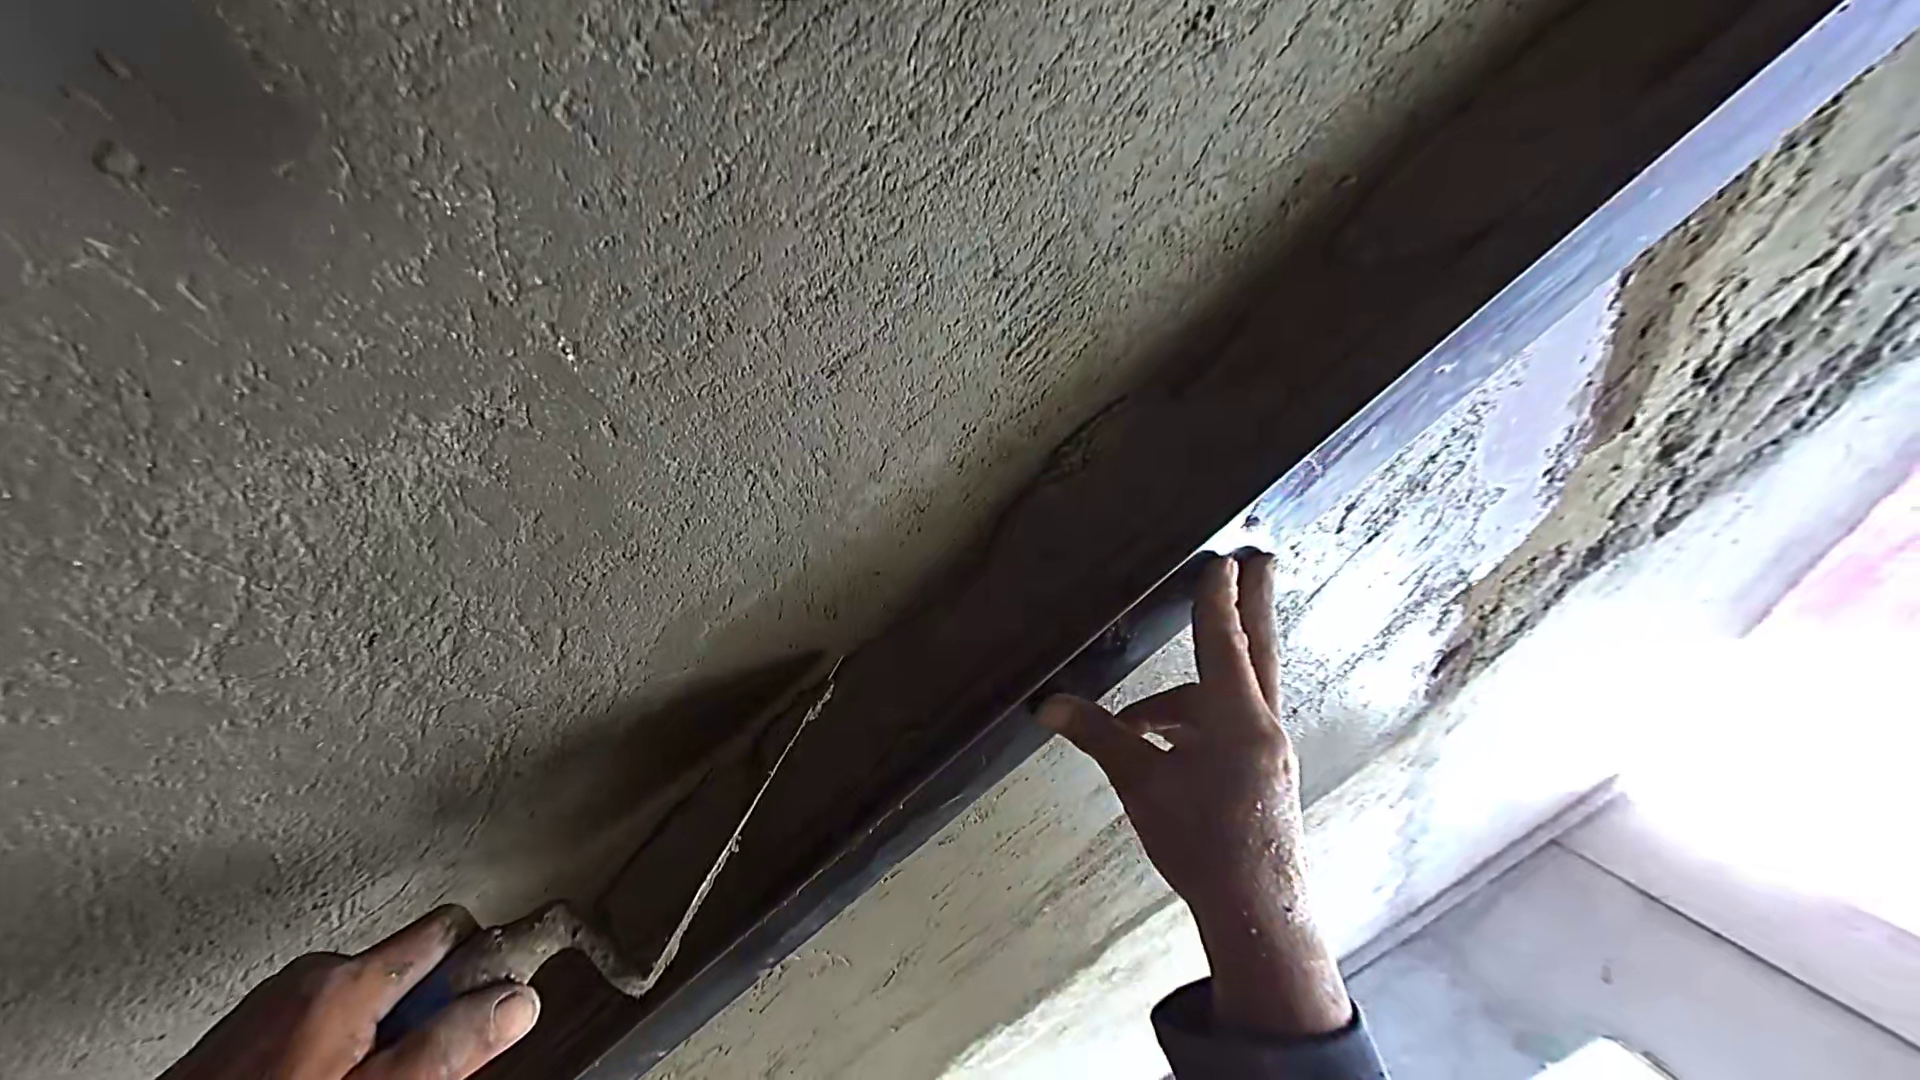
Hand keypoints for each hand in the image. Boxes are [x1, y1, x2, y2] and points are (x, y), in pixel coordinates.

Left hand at [160, 905, 539, 1079]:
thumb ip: (446, 1048)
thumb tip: (519, 1002)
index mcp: (342, 983)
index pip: (454, 927)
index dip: (479, 964)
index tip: (484, 1008)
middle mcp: (305, 979)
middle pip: (412, 963)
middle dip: (428, 1007)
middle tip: (414, 1069)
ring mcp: (265, 1011)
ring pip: (369, 997)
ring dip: (384, 1033)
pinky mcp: (236, 1045)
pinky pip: (322, 1023)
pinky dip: (340, 1050)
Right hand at [1038, 553, 1350, 1036]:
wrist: (1257, 912)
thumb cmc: (1201, 844)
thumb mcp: (1140, 784)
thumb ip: (1098, 735)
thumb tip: (1047, 705)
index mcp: (1235, 719)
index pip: (1223, 643)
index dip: (1216, 600)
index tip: (1225, 561)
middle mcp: (1260, 723)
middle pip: (1257, 647)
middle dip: (1254, 602)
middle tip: (1263, 559)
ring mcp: (1265, 745)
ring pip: (1231, 692)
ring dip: (1185, 695)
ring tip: (1133, 723)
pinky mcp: (1261, 765)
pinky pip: (1226, 721)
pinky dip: (1189, 721)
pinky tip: (1156, 744)